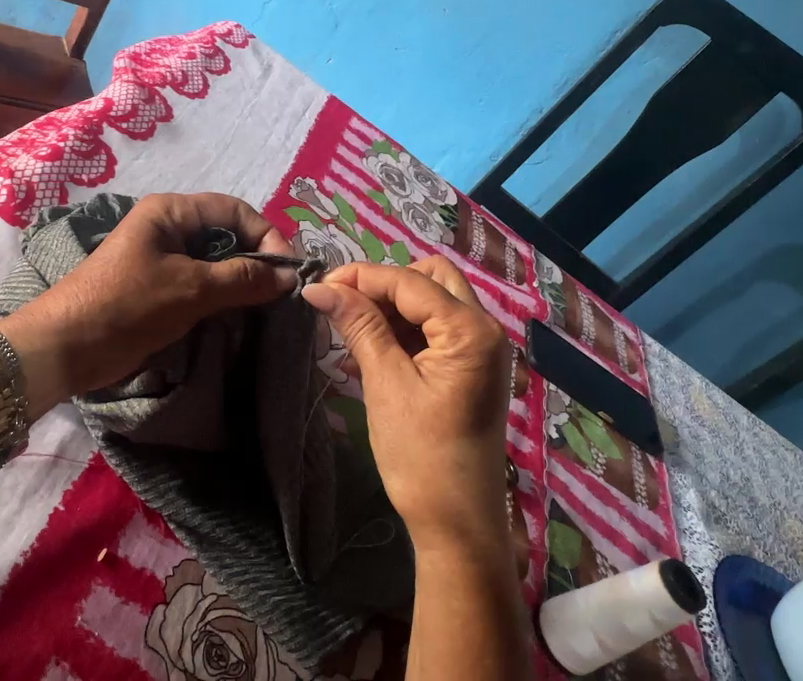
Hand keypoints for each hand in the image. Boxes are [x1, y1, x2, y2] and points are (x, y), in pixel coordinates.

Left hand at [0, 193, 296, 407]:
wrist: (65, 348)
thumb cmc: (128, 306)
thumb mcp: (191, 289)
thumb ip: (242, 278)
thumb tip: (288, 277)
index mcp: (171, 211)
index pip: (234, 210)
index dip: (266, 235)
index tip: (288, 272)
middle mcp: (168, 227)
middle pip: (226, 233)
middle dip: (257, 258)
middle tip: (282, 291)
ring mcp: (161, 257)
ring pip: (215, 260)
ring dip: (241, 279)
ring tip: (268, 305)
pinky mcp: (158, 287)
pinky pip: (201, 282)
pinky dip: (223, 294)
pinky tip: (240, 313)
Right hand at [302, 258, 513, 557]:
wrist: (457, 524)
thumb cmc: (421, 456)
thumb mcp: (385, 384)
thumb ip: (358, 325)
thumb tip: (319, 287)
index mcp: (470, 330)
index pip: (408, 281)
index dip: (361, 277)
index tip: (317, 286)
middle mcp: (485, 329)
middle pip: (430, 278)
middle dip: (383, 285)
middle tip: (342, 305)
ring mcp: (481, 349)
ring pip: (433, 300)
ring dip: (392, 306)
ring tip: (351, 330)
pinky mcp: (471, 367)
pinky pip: (436, 329)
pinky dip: (404, 329)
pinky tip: (369, 349)